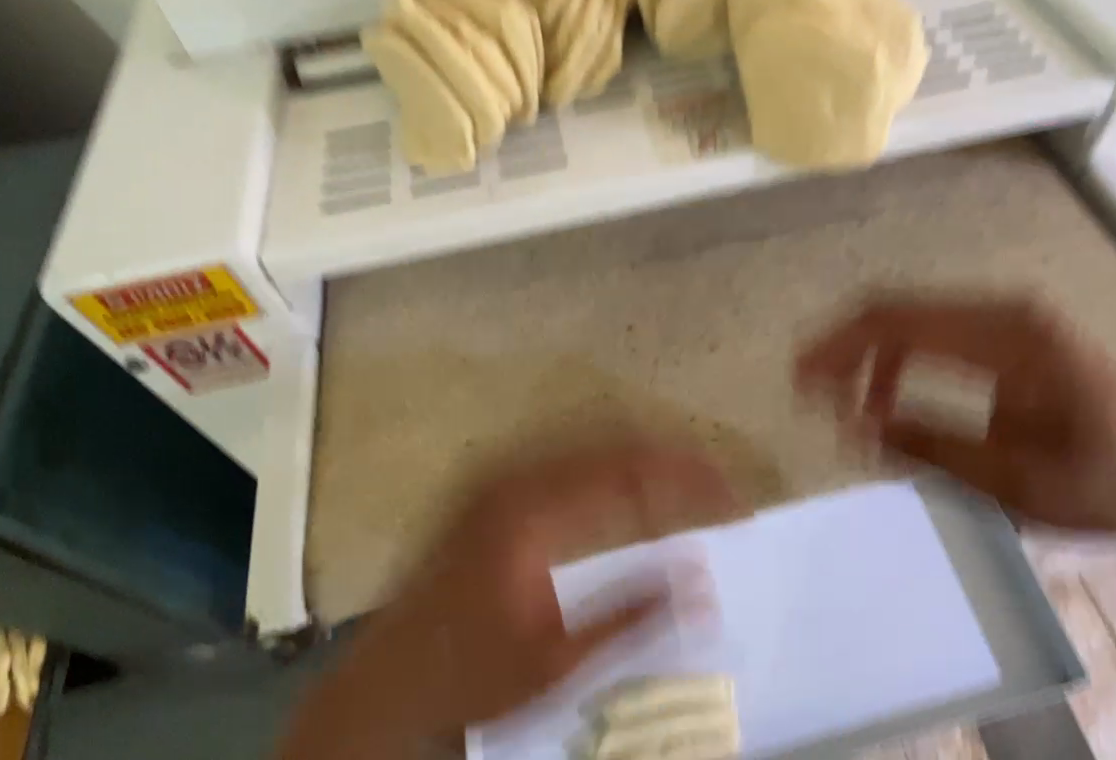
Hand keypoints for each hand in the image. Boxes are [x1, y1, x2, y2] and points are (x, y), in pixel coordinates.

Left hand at [283, 438, 737, 758]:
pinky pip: (558, 451)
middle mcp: (513, 472)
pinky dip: (602, 460)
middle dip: (669, 452)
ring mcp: (494, 473)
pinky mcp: (485, 485)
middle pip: (609, 435)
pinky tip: (621, 484)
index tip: (730, 496)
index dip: (687, 475)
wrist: (385, 681)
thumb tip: (704, 579)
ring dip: (637, 451)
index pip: (630, 466)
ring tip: (680, 476)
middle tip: (714, 479)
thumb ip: (632, 613)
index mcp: (532, 506)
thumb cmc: (471, 673)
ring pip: (584, 437)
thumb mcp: (558, 658)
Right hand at [795, 296, 1115, 540]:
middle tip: (805, 387)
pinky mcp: (1012, 333)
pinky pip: (936, 328)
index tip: (801, 382)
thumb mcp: (1018, 483)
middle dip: (844, 344)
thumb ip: (933, 447)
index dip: (842, 347)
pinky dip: (898, 356)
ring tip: (840, 399)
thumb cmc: (1106, 485)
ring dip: (868, 351)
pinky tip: (885, 393)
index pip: (901, 322)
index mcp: (1011, 336)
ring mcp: (1011, 316)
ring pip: (913, 314)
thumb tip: (856, 422)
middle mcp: (1006, 309)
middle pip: (899, 307)